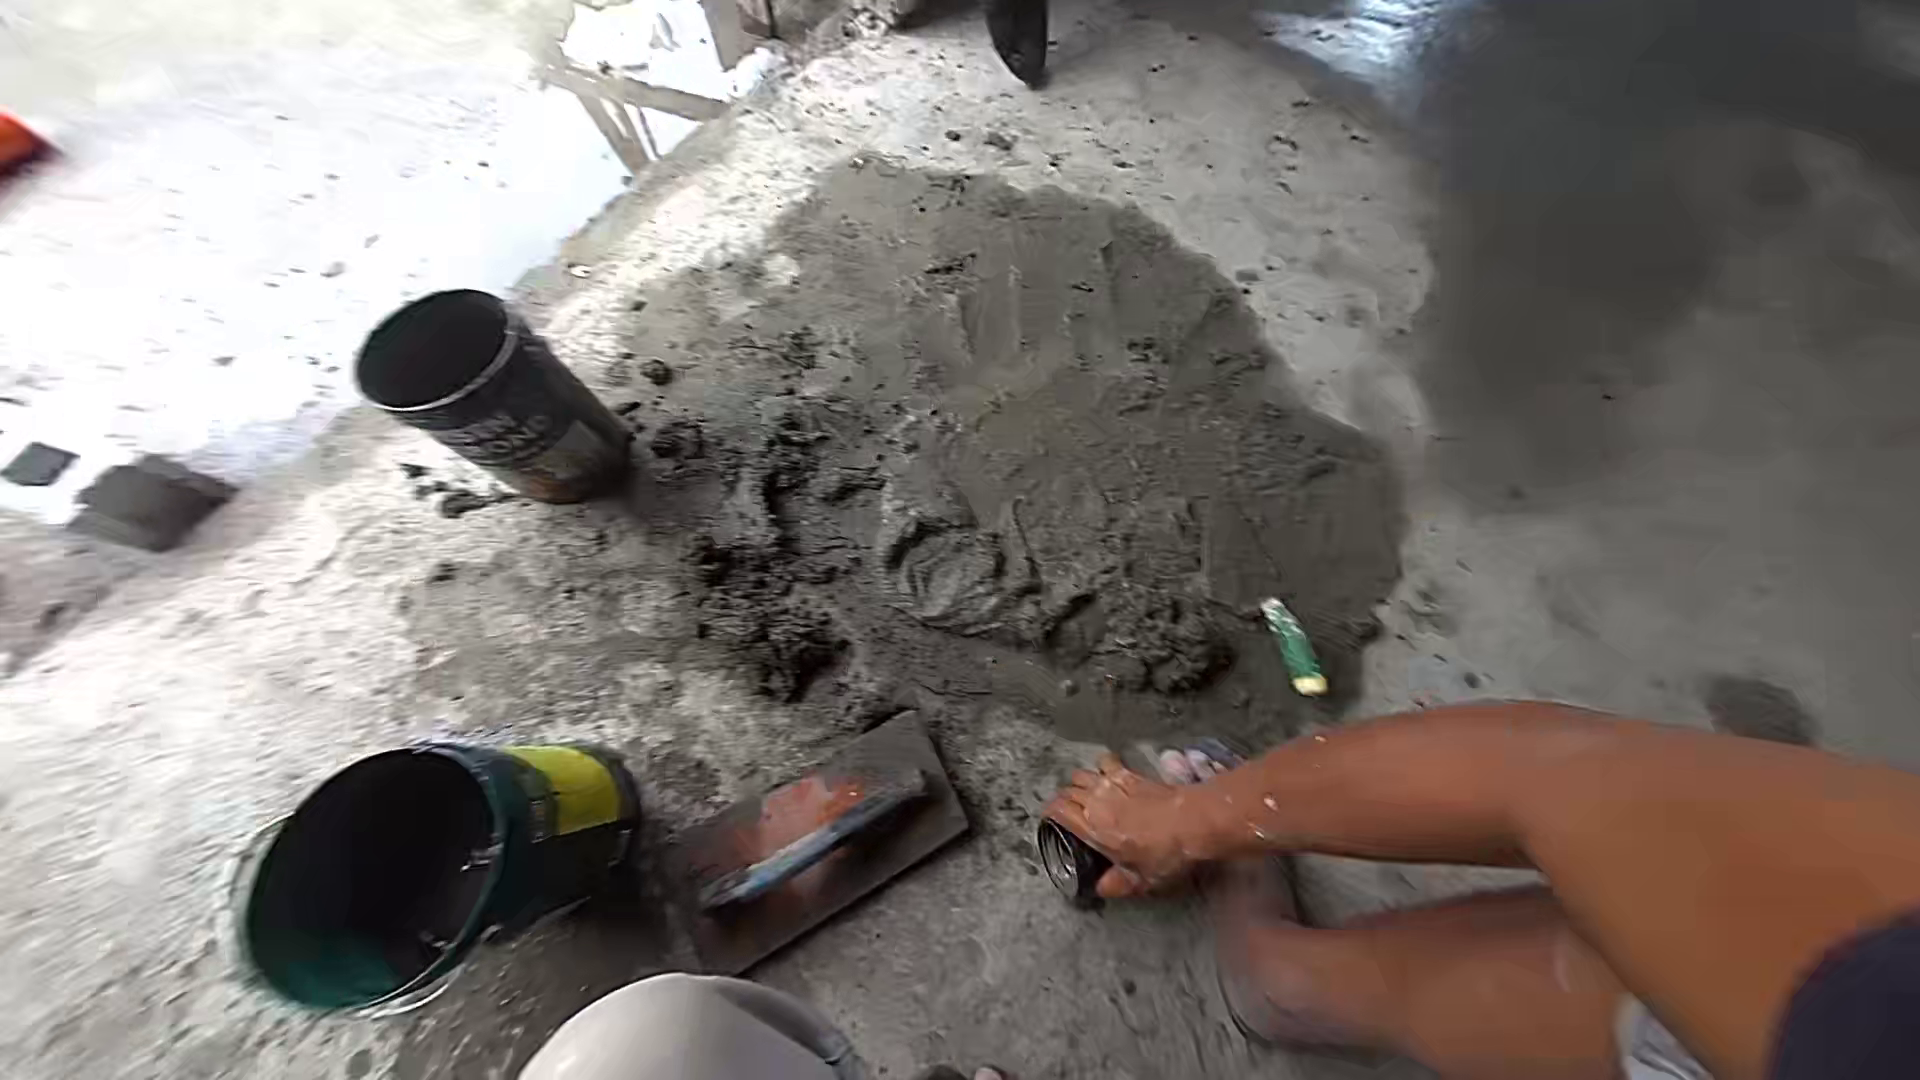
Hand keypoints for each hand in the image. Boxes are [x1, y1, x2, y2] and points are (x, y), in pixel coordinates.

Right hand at [1044, 754, 1207, 897]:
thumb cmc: (1164, 854)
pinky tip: (1109, 776)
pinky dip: (1101, 767)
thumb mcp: (1142, 880)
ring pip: (1081, 774)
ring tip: (1087, 794)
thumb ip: (1117, 885)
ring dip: (1079, 783)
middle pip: (1067, 790)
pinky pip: (1104, 761)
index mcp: (1093, 828)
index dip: (1050, 811)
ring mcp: (1111, 783)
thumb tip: (1100, 888)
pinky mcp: (1127, 772)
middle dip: (1064, 799)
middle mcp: (1096, 801)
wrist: (1190, 822)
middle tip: (1071, 811)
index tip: (1050, 818)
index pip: (1058, 809)